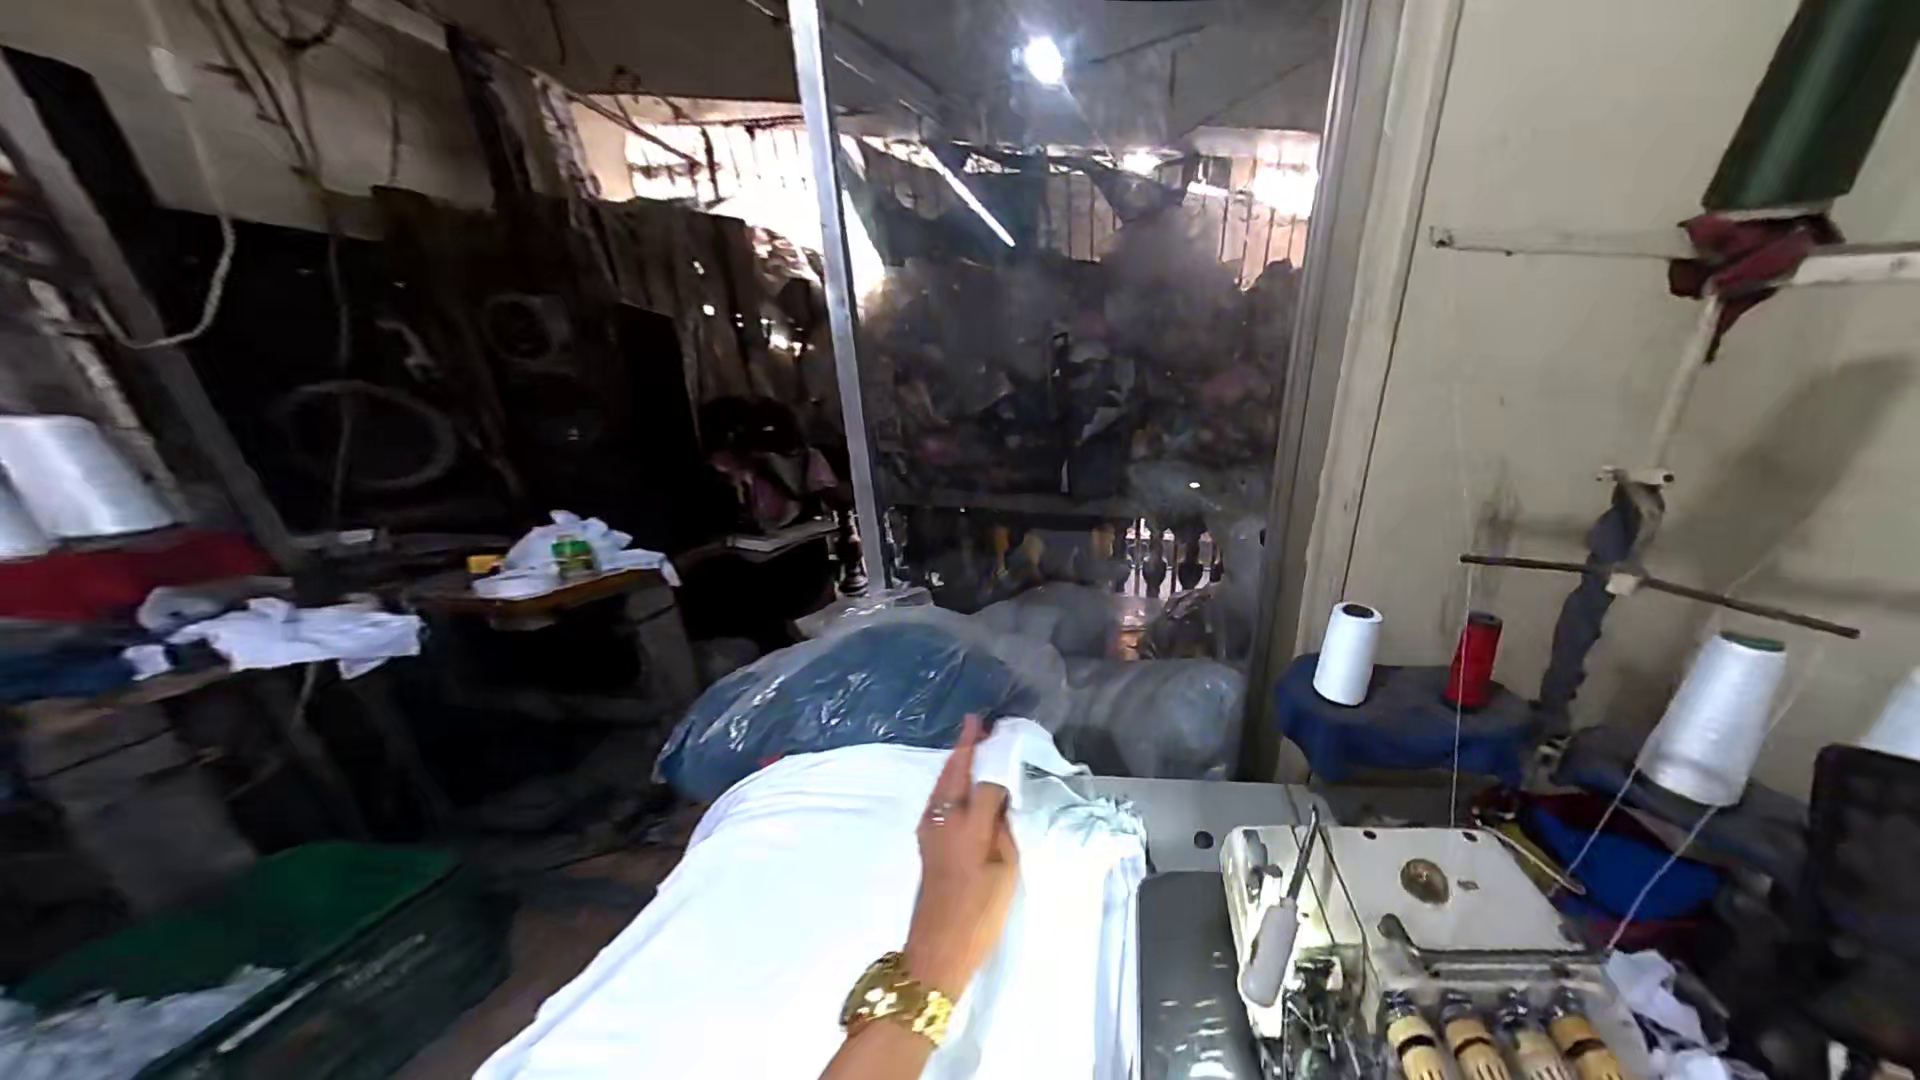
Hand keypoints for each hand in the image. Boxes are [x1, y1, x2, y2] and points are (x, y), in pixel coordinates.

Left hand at [903, 715, 1018, 997]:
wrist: (938, 947)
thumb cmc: (980, 910)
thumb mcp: (1005, 867)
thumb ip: (1001, 825)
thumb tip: (998, 797)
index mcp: (968, 822)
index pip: (983, 778)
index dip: (992, 758)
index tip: (999, 733)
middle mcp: (944, 816)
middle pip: (954, 770)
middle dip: (965, 744)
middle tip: (977, 721)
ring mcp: (930, 826)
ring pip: (942, 781)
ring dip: (955, 760)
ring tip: (970, 742)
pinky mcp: (925, 838)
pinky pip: (938, 796)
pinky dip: (949, 779)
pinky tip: (958, 779)